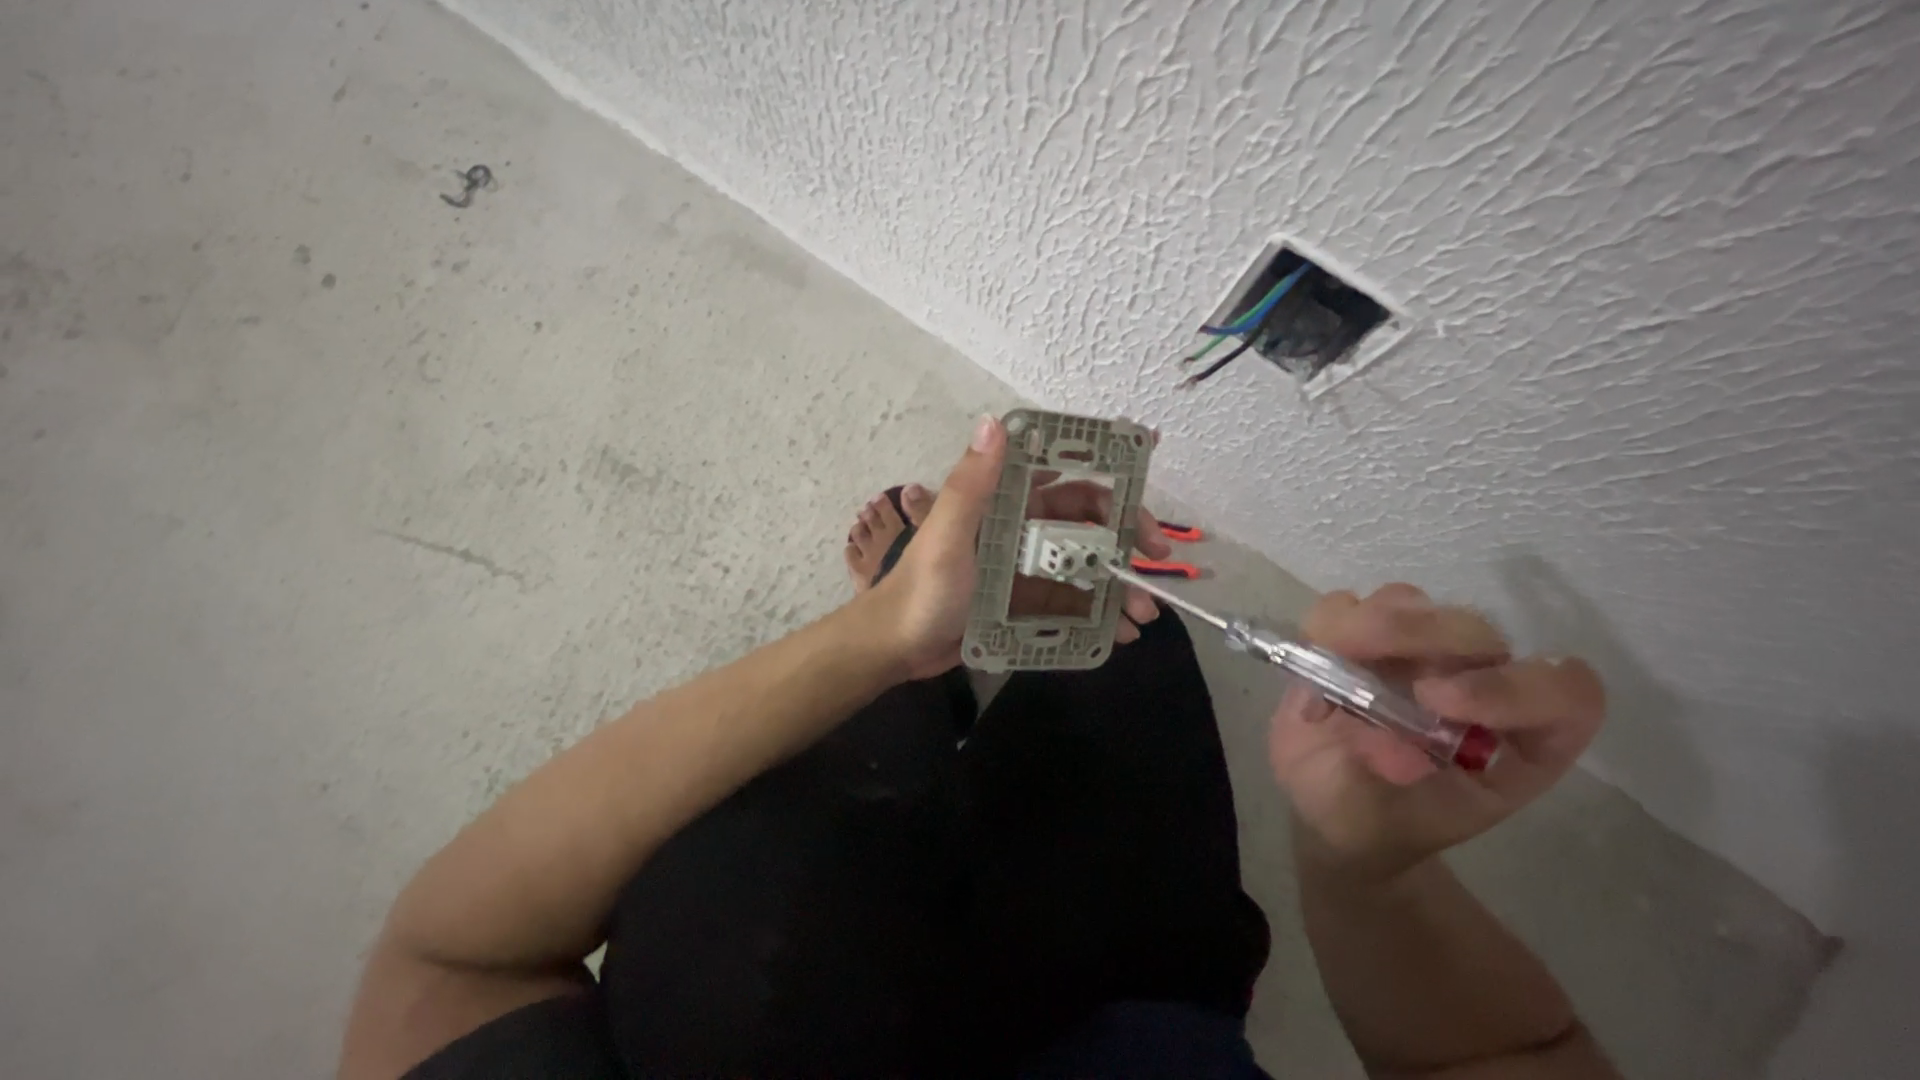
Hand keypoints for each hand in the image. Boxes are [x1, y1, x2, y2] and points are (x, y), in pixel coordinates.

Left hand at [862, 415, 1168, 680]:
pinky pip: (1068, 605)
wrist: (896, 647)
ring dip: (1117, 585)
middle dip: (1124, 536)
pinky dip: (1096, 617)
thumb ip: (971, 484)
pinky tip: (1120, 634)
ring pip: (1083, 568)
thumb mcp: (946, 535)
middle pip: (1086, 524)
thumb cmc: (920, 589)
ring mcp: (1023, 568)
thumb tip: (996, 421)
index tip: (1146, 469)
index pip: (1065, 476)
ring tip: (1143, 614)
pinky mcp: (1023, 604)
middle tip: (1156, 557)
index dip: (1105, 469)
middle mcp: (1019, 530)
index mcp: (1003, 503)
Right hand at [1269, 585, 1605, 882]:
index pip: (1564, 693)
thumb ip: (1396, 777)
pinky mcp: (1357, 638)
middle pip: (1474, 629)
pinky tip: (1310, 678)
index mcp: (1518, 736)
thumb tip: (1380, 737)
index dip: (1512, 688)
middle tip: (1362, 665)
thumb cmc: (1382, 821)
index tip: (1437, 704)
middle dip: (1420, 636)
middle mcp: (1477, 681)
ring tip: (1332, 664)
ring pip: (1407, 602)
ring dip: (1365, 625)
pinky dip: (1322, 632)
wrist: (1330, 811)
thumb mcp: (1400, 821)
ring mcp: (1415, 653)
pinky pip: (1343, 606)